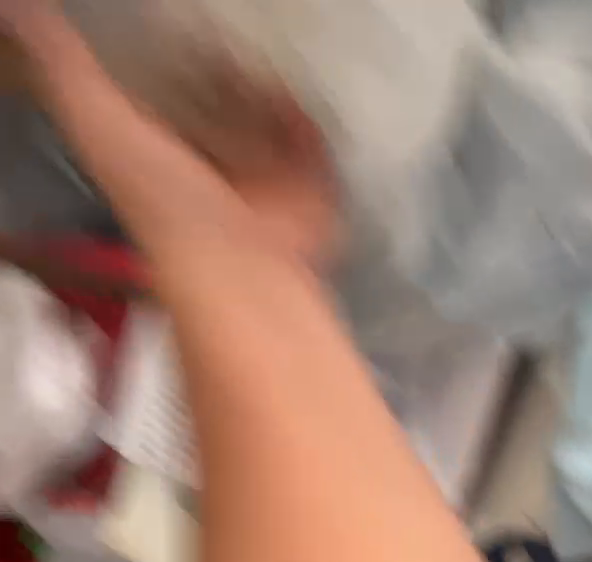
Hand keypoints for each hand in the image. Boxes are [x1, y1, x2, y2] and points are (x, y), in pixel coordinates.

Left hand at [5, 5, 338, 267]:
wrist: (244, 259)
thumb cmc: (167, 199)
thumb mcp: (98, 121)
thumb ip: (65, 64)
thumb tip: (18, 4)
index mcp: (156, 145)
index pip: (157, 90)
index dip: (158, 57)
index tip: (162, 22)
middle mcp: (212, 162)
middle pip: (220, 106)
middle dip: (223, 75)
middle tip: (222, 38)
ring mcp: (266, 178)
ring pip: (269, 126)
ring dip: (270, 95)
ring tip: (263, 59)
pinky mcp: (311, 192)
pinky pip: (314, 152)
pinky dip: (309, 127)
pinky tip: (298, 98)